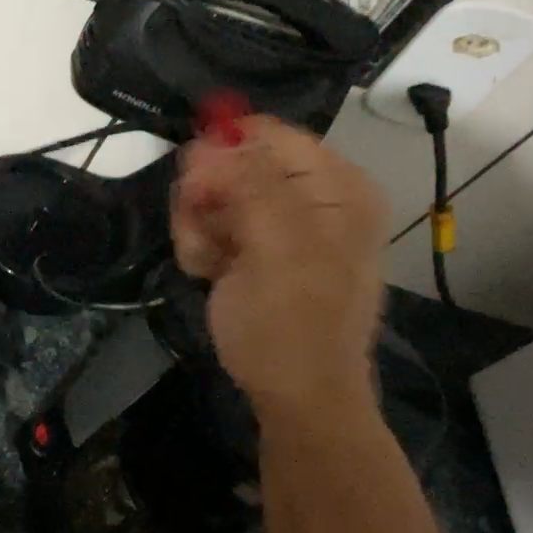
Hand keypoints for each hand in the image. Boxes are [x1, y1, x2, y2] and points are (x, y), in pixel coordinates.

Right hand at [170, 116, 386, 415]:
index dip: (222, 156)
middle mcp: (311, 196)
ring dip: (199, 228)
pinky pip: (213, 224)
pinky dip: (203, 247)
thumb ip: (249, 184)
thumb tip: (212, 138)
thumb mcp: (276, 248)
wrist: (297, 397)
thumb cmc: (291, 326)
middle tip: (208, 240)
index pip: (264, 134)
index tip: (197, 193)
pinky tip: (212, 274)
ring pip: (213, 195)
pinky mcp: (256, 247)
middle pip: (232, 163)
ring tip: (212, 265)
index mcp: (334, 186)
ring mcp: (282, 223)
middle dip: (206, 200)